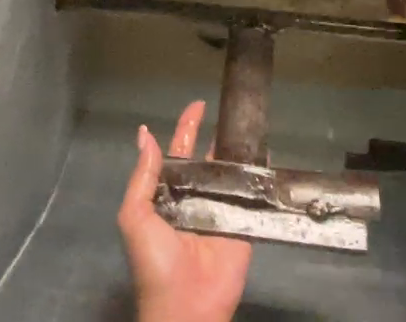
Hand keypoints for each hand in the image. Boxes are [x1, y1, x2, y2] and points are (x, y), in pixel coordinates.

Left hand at [118, 101, 252, 321]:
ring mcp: (221, 211)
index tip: (199, 104)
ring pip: (232, 174)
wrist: (185, 308)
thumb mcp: (135, 216)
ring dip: (241, 153)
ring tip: (254, 125)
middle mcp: (196, 198)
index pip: (179, 152)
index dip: (187, 128)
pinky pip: (252, 198)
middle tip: (234, 108)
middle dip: (218, 135)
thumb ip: (143, 176)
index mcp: (168, 194)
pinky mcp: (244, 227)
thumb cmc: (154, 261)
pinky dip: (261, 179)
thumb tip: (146, 133)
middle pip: (208, 159)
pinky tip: (270, 159)